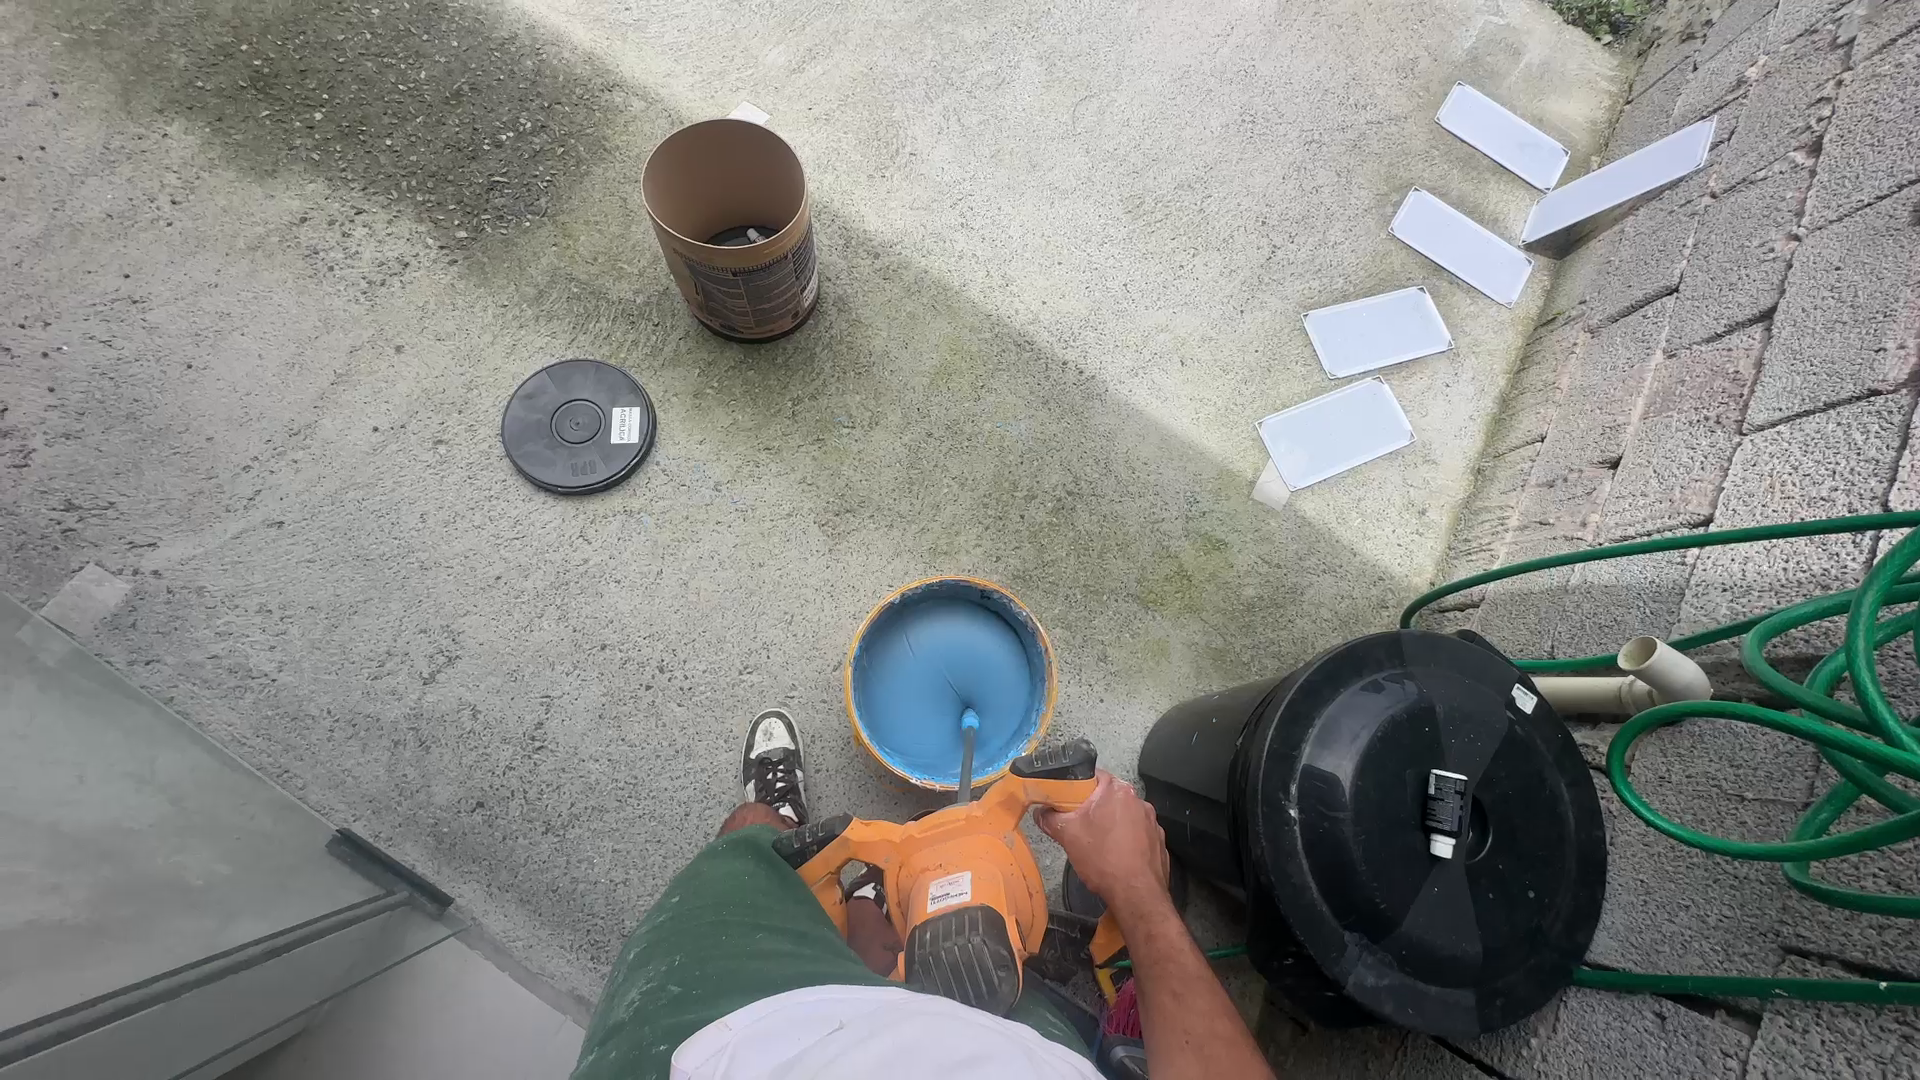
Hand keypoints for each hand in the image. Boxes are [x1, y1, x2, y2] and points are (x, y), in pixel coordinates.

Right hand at [1034, 769, 1171, 920]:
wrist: (1137, 896)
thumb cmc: (1103, 859)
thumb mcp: (1067, 835)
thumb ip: (1050, 818)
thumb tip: (1041, 812)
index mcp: (1118, 790)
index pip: (1094, 776)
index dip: (1078, 786)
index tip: (1068, 799)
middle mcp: (1139, 801)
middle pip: (1110, 797)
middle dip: (1094, 809)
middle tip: (1079, 824)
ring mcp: (1152, 823)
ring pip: (1124, 817)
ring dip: (1112, 825)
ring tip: (1098, 845)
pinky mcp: (1159, 843)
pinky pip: (1138, 836)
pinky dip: (1127, 842)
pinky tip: (1116, 858)